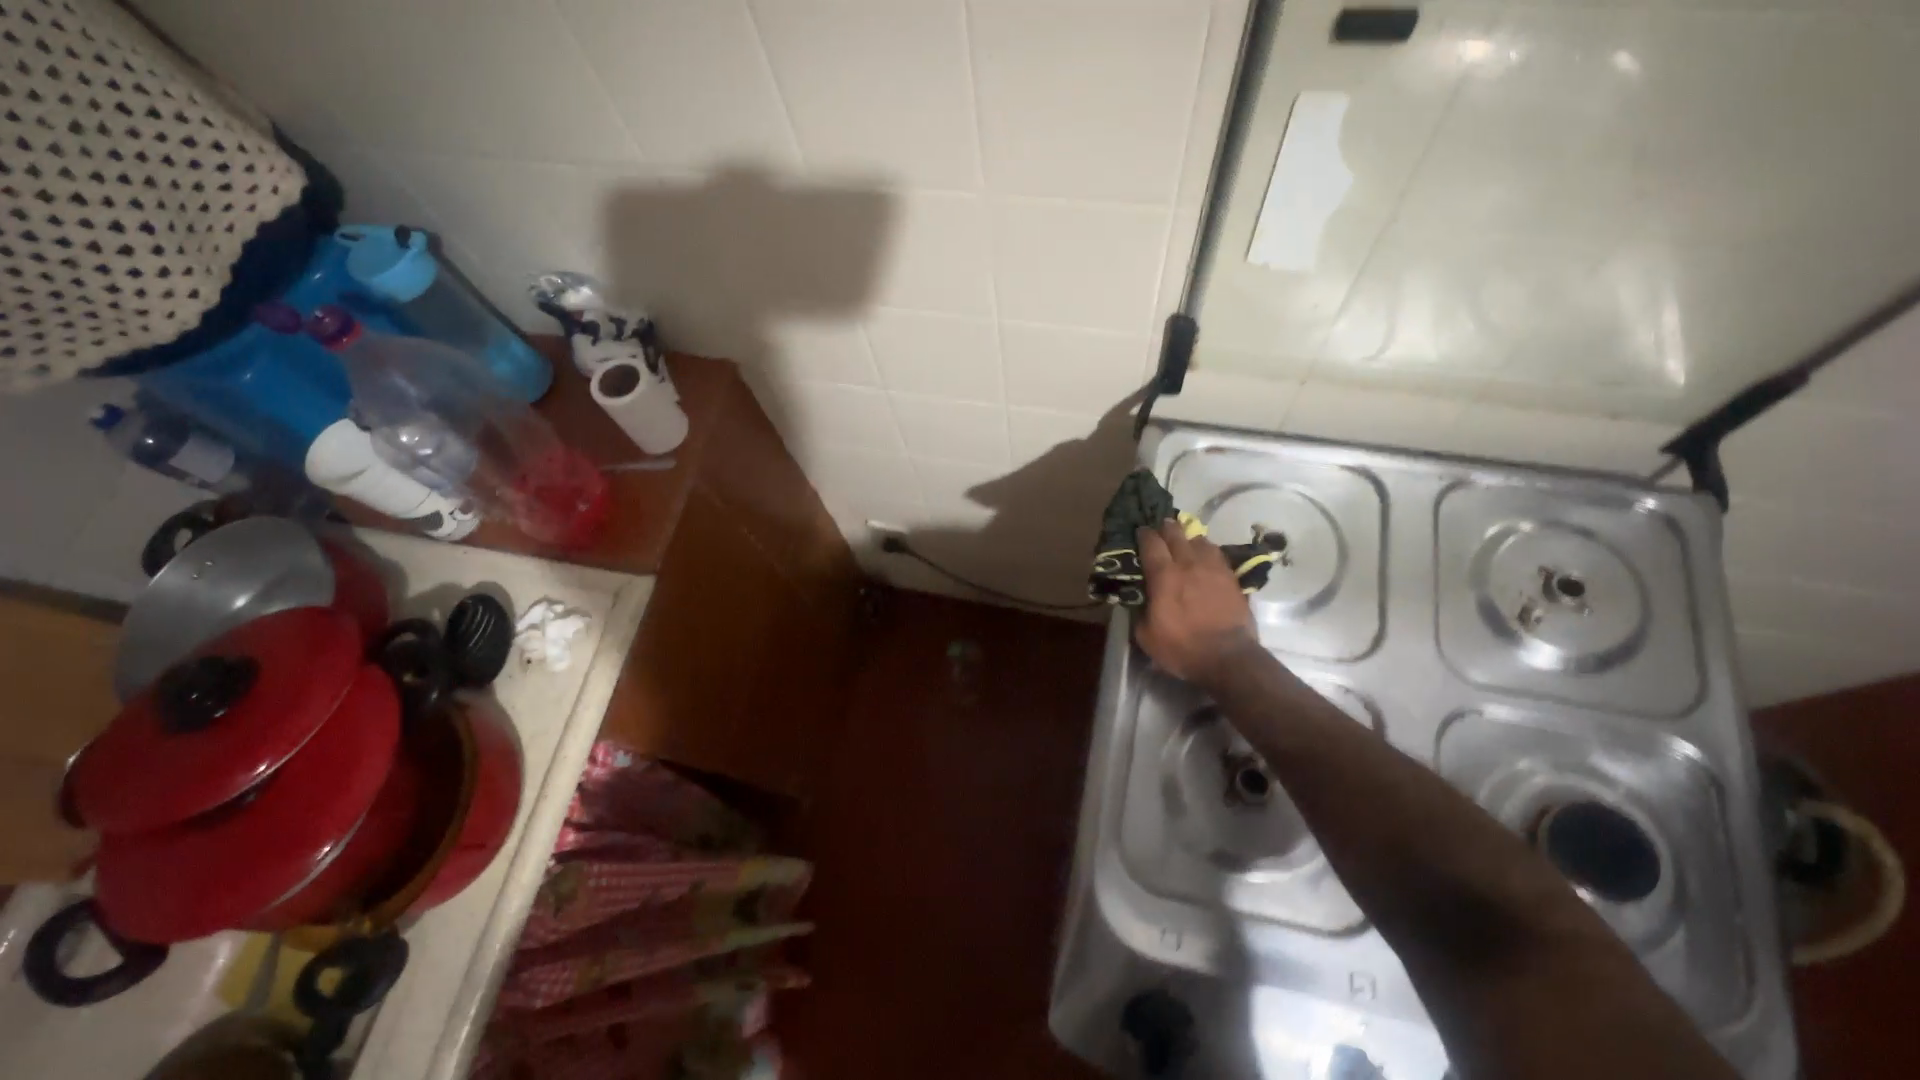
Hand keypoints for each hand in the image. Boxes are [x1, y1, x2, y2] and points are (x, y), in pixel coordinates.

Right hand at [1134, 519, 1259, 686]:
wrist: (1228, 657)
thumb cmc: (1182, 648)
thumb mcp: (1146, 635)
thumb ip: (1140, 611)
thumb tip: (1139, 598)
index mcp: (1164, 576)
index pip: (1151, 544)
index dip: (1144, 534)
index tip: (1140, 532)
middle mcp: (1188, 564)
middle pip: (1176, 534)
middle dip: (1166, 528)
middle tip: (1161, 529)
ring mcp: (1213, 568)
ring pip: (1199, 540)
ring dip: (1189, 538)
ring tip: (1185, 542)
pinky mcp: (1231, 577)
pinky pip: (1217, 554)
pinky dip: (1207, 551)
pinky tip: (1205, 557)